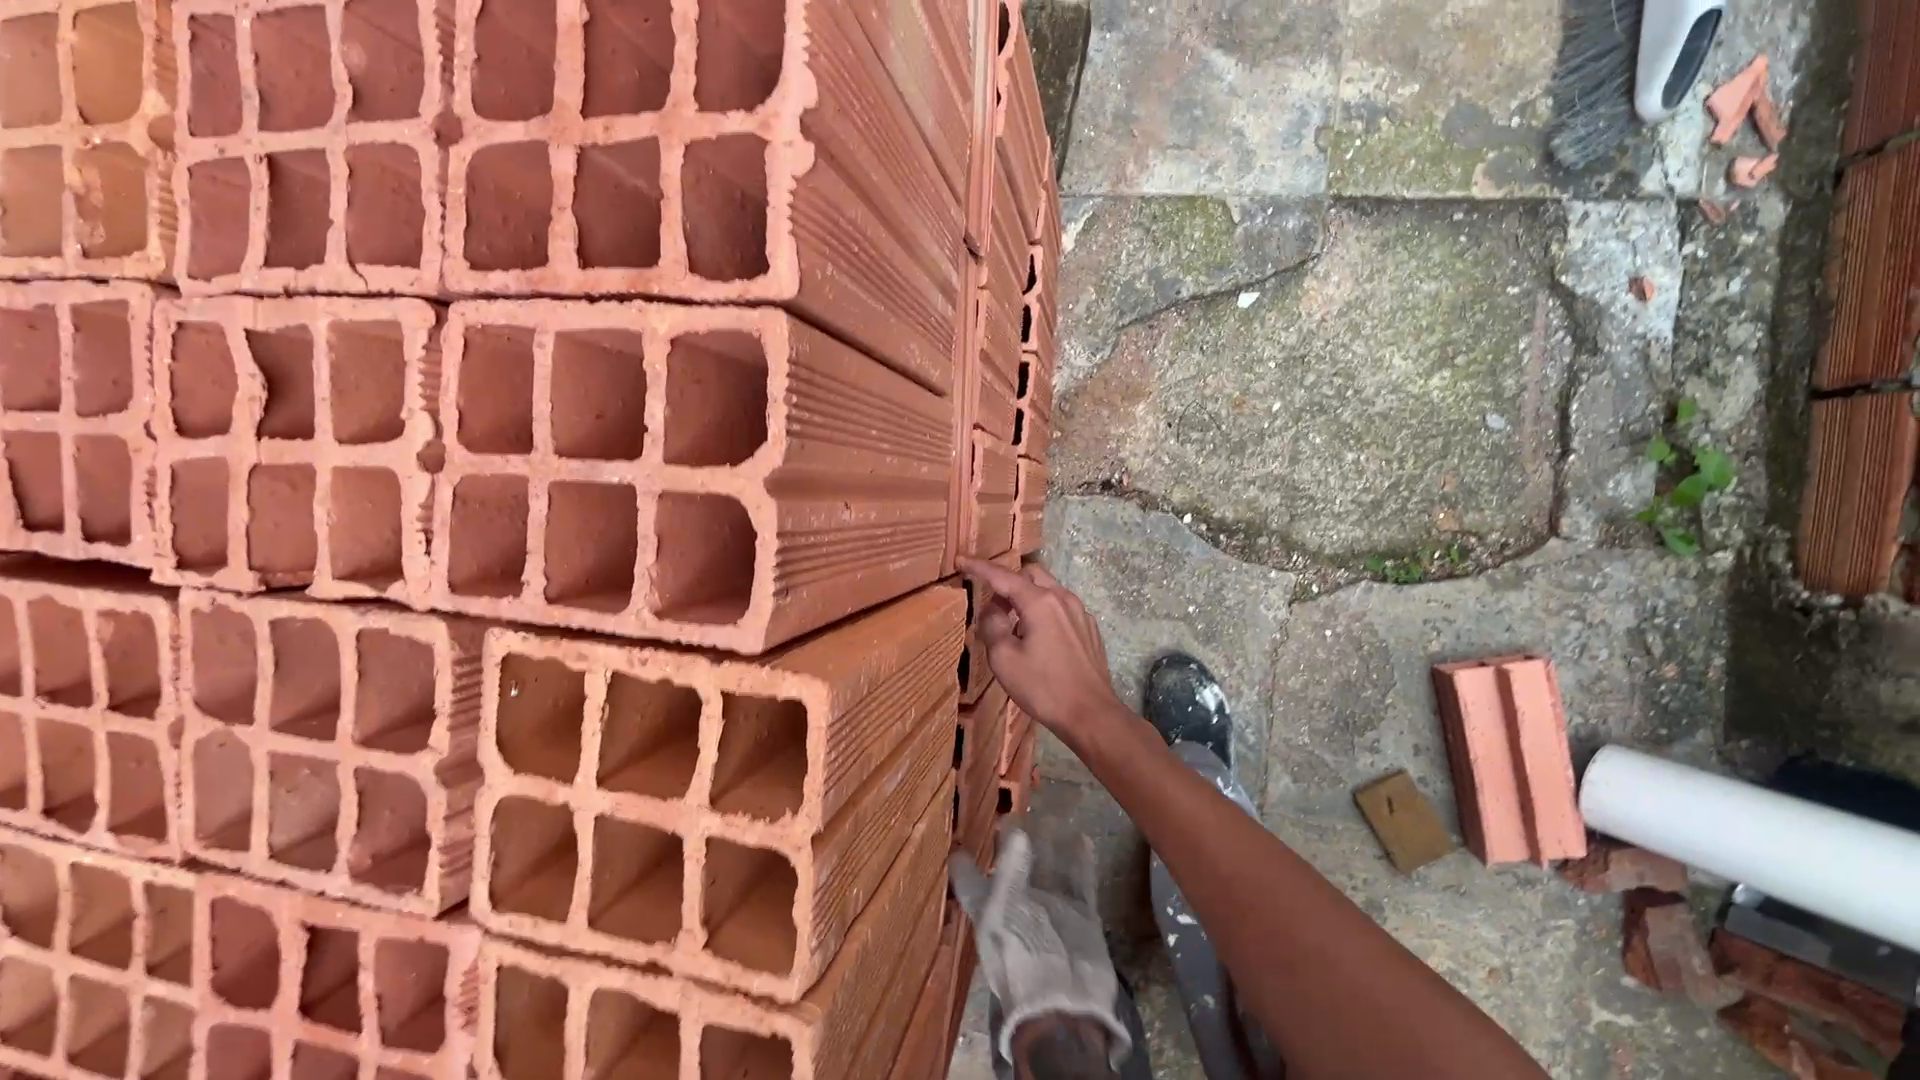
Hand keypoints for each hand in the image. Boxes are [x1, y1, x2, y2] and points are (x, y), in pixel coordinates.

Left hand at [950, 823, 1130, 1067]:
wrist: (1063, 1005)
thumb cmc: (1020, 959)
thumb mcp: (1002, 913)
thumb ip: (1009, 870)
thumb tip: (1014, 831)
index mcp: (989, 910)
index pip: (970, 880)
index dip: (965, 861)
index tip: (962, 836)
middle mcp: (1019, 907)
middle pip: (1016, 866)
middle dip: (1016, 839)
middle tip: (1017, 810)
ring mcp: (1052, 910)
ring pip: (1051, 867)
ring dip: (1051, 842)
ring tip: (1052, 813)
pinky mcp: (1080, 916)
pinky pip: (1080, 881)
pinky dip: (1081, 860)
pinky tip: (1081, 838)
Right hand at [956, 559, 1124, 738]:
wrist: (1091, 713)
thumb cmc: (1043, 687)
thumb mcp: (1004, 660)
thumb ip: (993, 626)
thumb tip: (993, 611)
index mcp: (1040, 602)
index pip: (1003, 576)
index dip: (979, 567)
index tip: (961, 560)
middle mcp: (1063, 599)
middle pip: (1030, 574)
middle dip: (1007, 583)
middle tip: (992, 608)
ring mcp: (1080, 613)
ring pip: (1048, 589)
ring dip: (1026, 597)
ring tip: (1013, 626)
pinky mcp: (1089, 629)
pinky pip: (1061, 607)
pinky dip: (1044, 611)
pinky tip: (1038, 639)